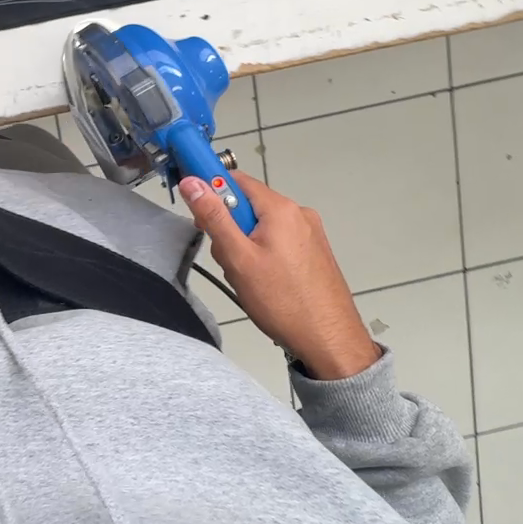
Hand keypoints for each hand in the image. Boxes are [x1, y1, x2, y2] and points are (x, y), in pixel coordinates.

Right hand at [179, 172, 380, 379]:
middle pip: (247, 205)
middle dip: (228, 228)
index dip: (211, 192)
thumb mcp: (238, 258)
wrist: (330, 343)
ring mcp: (311, 233)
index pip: (235, 180)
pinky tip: (264, 282)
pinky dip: (262, 255)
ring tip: (247, 278)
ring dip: (244, 245)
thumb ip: (213, 217)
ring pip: (260, 226)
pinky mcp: (315, 252)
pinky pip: (277, 241)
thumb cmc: (281, 301)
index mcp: (281, 208)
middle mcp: (299, 213)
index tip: (198, 215)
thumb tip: (192, 181)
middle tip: (228, 260)